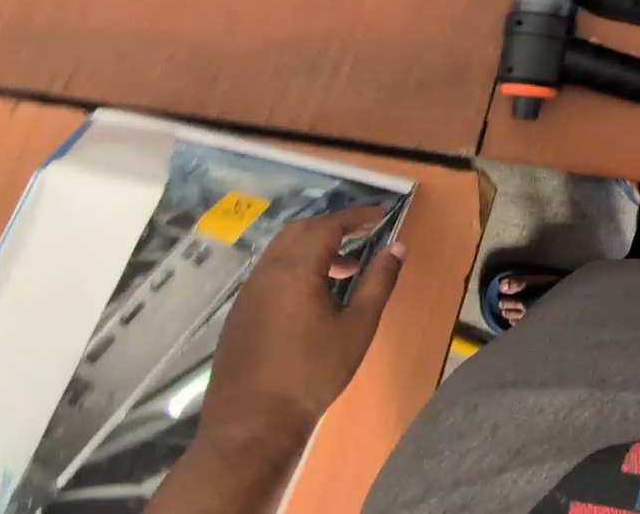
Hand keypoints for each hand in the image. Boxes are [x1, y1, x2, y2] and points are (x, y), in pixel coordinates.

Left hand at [199, 206, 405, 448]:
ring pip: (282, 251)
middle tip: (365, 231)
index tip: (382, 214)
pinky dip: (297, 265)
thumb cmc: (313, 373)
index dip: (356, 216)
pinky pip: (271, 272)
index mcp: (295, 272)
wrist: (251, 426)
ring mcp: (249, 295)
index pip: (327, 226)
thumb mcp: (358, 326)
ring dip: (315, 246)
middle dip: (334, 225)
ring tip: (347, 266)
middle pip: (300, 231)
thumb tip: (398, 247)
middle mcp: (267, 275)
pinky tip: (317, 292)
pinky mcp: (241, 315)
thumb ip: (379, 281)